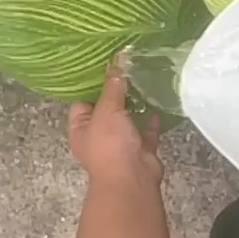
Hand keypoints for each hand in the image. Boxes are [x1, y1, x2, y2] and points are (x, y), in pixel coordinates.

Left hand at [68, 62, 162, 187]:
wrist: (132, 178)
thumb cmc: (110, 144)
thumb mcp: (107, 109)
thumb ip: (113, 85)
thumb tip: (118, 59)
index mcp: (81, 128)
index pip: (82, 100)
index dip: (93, 84)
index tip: (106, 65)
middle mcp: (98, 136)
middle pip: (106, 109)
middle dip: (117, 92)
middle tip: (129, 68)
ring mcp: (120, 144)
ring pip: (127, 119)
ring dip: (135, 104)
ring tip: (144, 79)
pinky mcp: (140, 149)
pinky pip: (146, 130)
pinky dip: (151, 118)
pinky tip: (158, 102)